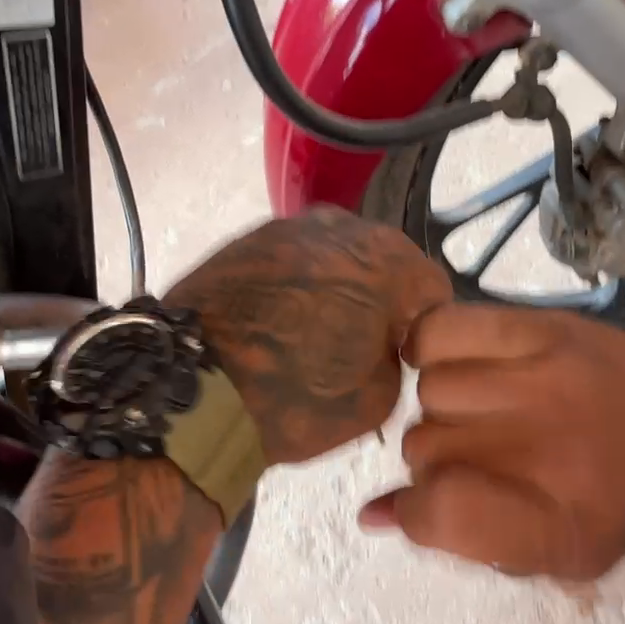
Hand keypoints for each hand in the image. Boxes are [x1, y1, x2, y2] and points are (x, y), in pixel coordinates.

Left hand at [167, 208, 452, 465]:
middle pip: (383, 258)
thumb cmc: (296, 398)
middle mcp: (341, 225)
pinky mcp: (247, 237)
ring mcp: (289, 226)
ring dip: (337, 283)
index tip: (405, 352)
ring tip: (314, 329)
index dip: (424, 324)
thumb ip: (396, 351)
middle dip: (381, 294)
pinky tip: (278, 317)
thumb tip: (384, 335)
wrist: (193, 387)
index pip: (431, 286)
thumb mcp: (379, 396)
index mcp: (385, 260)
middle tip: (362, 341)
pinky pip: (293, 255)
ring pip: (336, 252)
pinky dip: (296, 279)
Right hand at [359, 304, 624, 579]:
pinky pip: (442, 328)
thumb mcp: (551, 554)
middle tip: (470, 454)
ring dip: (438, 405)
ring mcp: (549, 378)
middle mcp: (553, 448)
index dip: (416, 511)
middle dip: (434, 456)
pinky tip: (448, 359)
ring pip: (429, 387)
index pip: (440, 511)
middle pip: (425, 444)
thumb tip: (370, 514)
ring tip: (472, 408)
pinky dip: (429, 346)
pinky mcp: (545, 327)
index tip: (427, 505)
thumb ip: (461, 536)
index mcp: (560, 527)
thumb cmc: (617, 512)